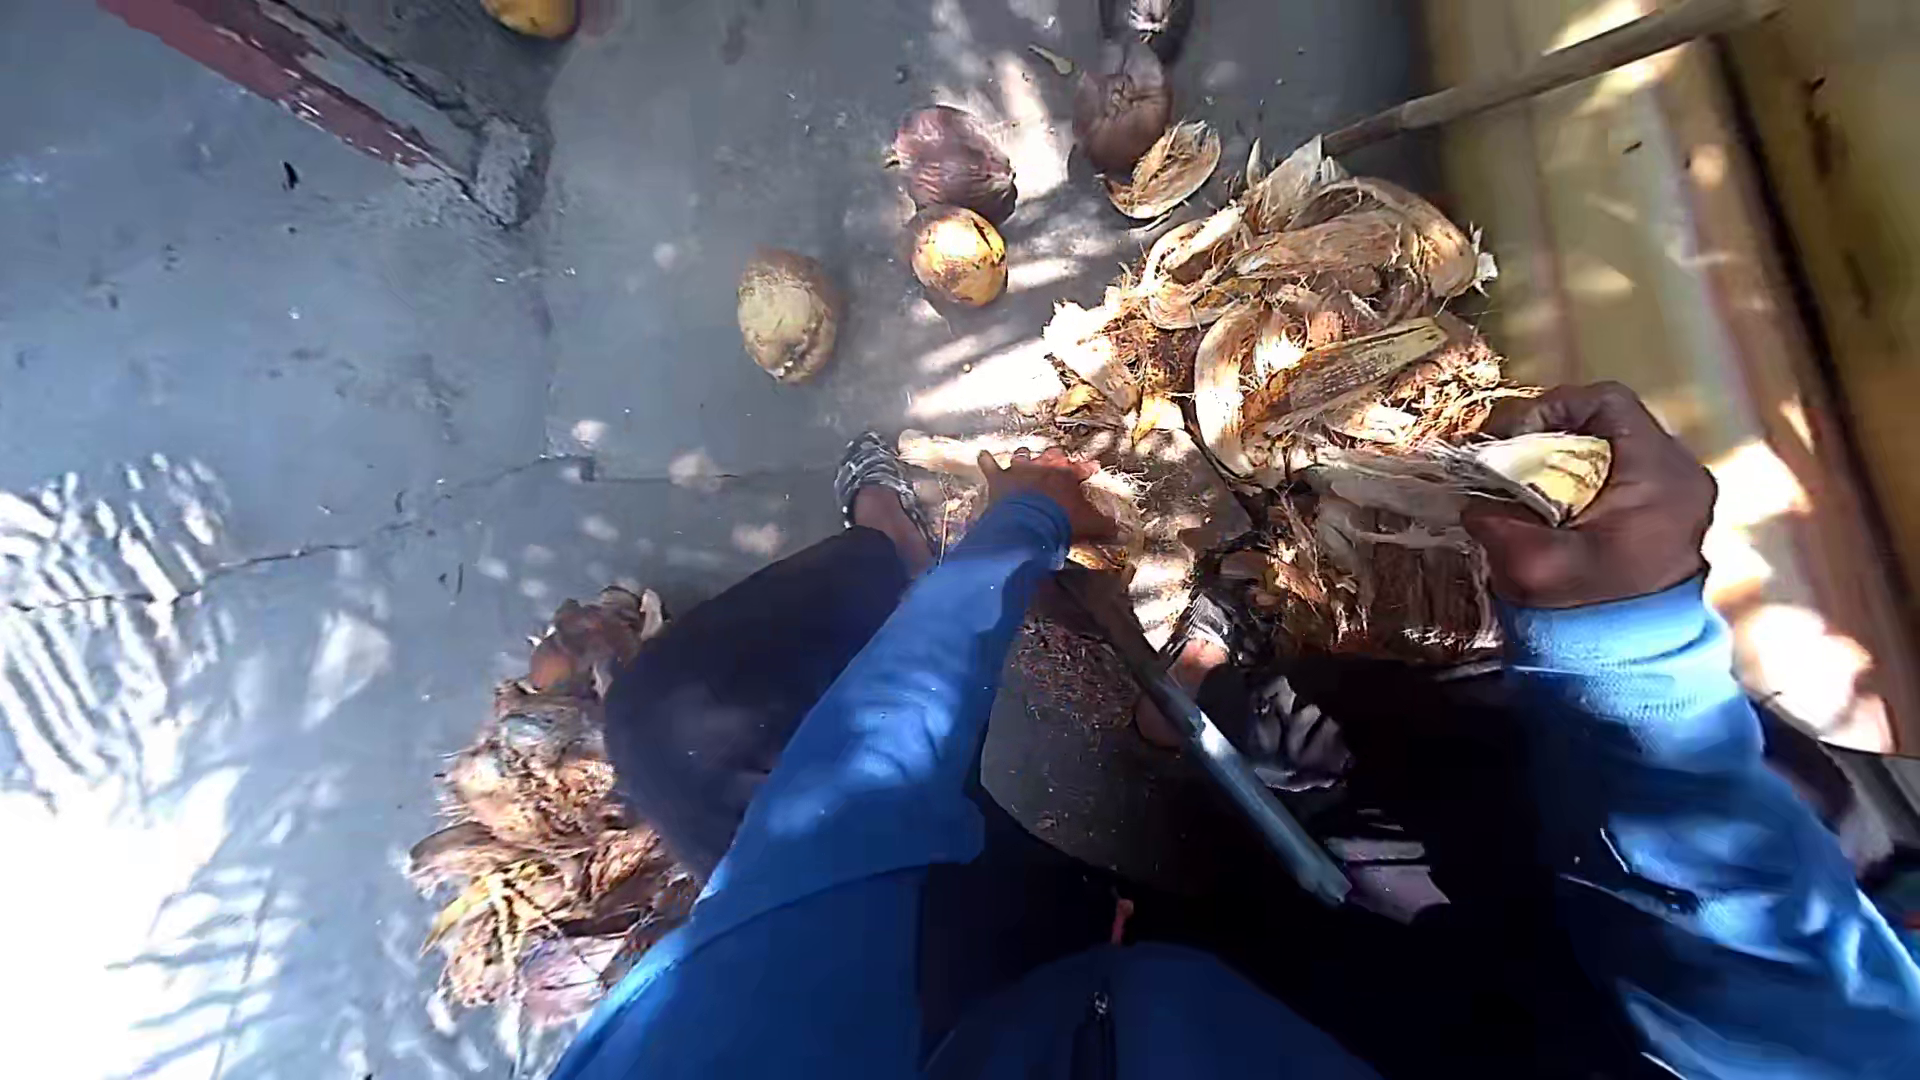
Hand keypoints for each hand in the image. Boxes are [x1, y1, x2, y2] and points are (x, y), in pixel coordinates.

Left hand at [977, 446, 1117, 543]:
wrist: (1029, 525)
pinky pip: (990, 465)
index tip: (1092, 468)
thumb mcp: (1090, 525)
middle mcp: (1043, 466)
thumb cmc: (1062, 522)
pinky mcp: (999, 479)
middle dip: (1055, 457)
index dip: (1086, 468)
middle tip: (1058, 458)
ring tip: (1024, 455)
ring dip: (1024, 456)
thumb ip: (1105, 526)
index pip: (1080, 468)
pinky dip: (986, 460)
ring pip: (1022, 456)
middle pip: (1051, 456)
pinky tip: (982, 454)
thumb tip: (1121, 531)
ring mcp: (1019, 470)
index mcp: (1066, 475)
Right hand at [1462, 382, 1716, 608]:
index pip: (1605, 402)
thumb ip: (1493, 518)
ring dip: (1545, 452)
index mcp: (1656, 476)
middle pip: (1598, 418)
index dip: (1545, 408)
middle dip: (1538, 432)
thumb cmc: (1580, 602)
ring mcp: (1665, 487)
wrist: (1619, 648)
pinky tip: (1531, 494)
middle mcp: (1673, 470)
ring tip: (1508, 477)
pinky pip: (1600, 464)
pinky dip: (1558, 469)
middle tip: (1495, 459)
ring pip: (1597, 440)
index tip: (1504, 440)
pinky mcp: (1650, 503)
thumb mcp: (1526, 559)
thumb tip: (1469, 495)